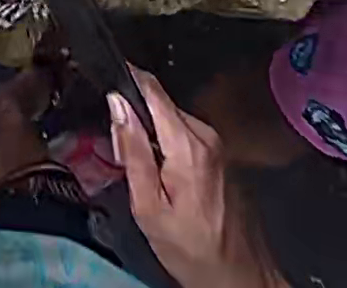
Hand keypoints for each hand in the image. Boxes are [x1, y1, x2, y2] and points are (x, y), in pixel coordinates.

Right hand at [112, 67, 285, 287]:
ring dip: (147, 129)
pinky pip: (182, 132)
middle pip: (157, 102)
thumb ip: (132, 150)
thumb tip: (116, 103)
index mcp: (188, 145)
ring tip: (137, 163)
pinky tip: (159, 171)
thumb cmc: (191, 250)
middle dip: (132, 114)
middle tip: (117, 146)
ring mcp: (218, 146)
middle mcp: (206, 136)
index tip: (102, 85)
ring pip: (168, 117)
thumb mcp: (148, 206)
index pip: (151, 88)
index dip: (124, 78)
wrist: (244, 284)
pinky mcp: (221, 156)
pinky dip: (163, 141)